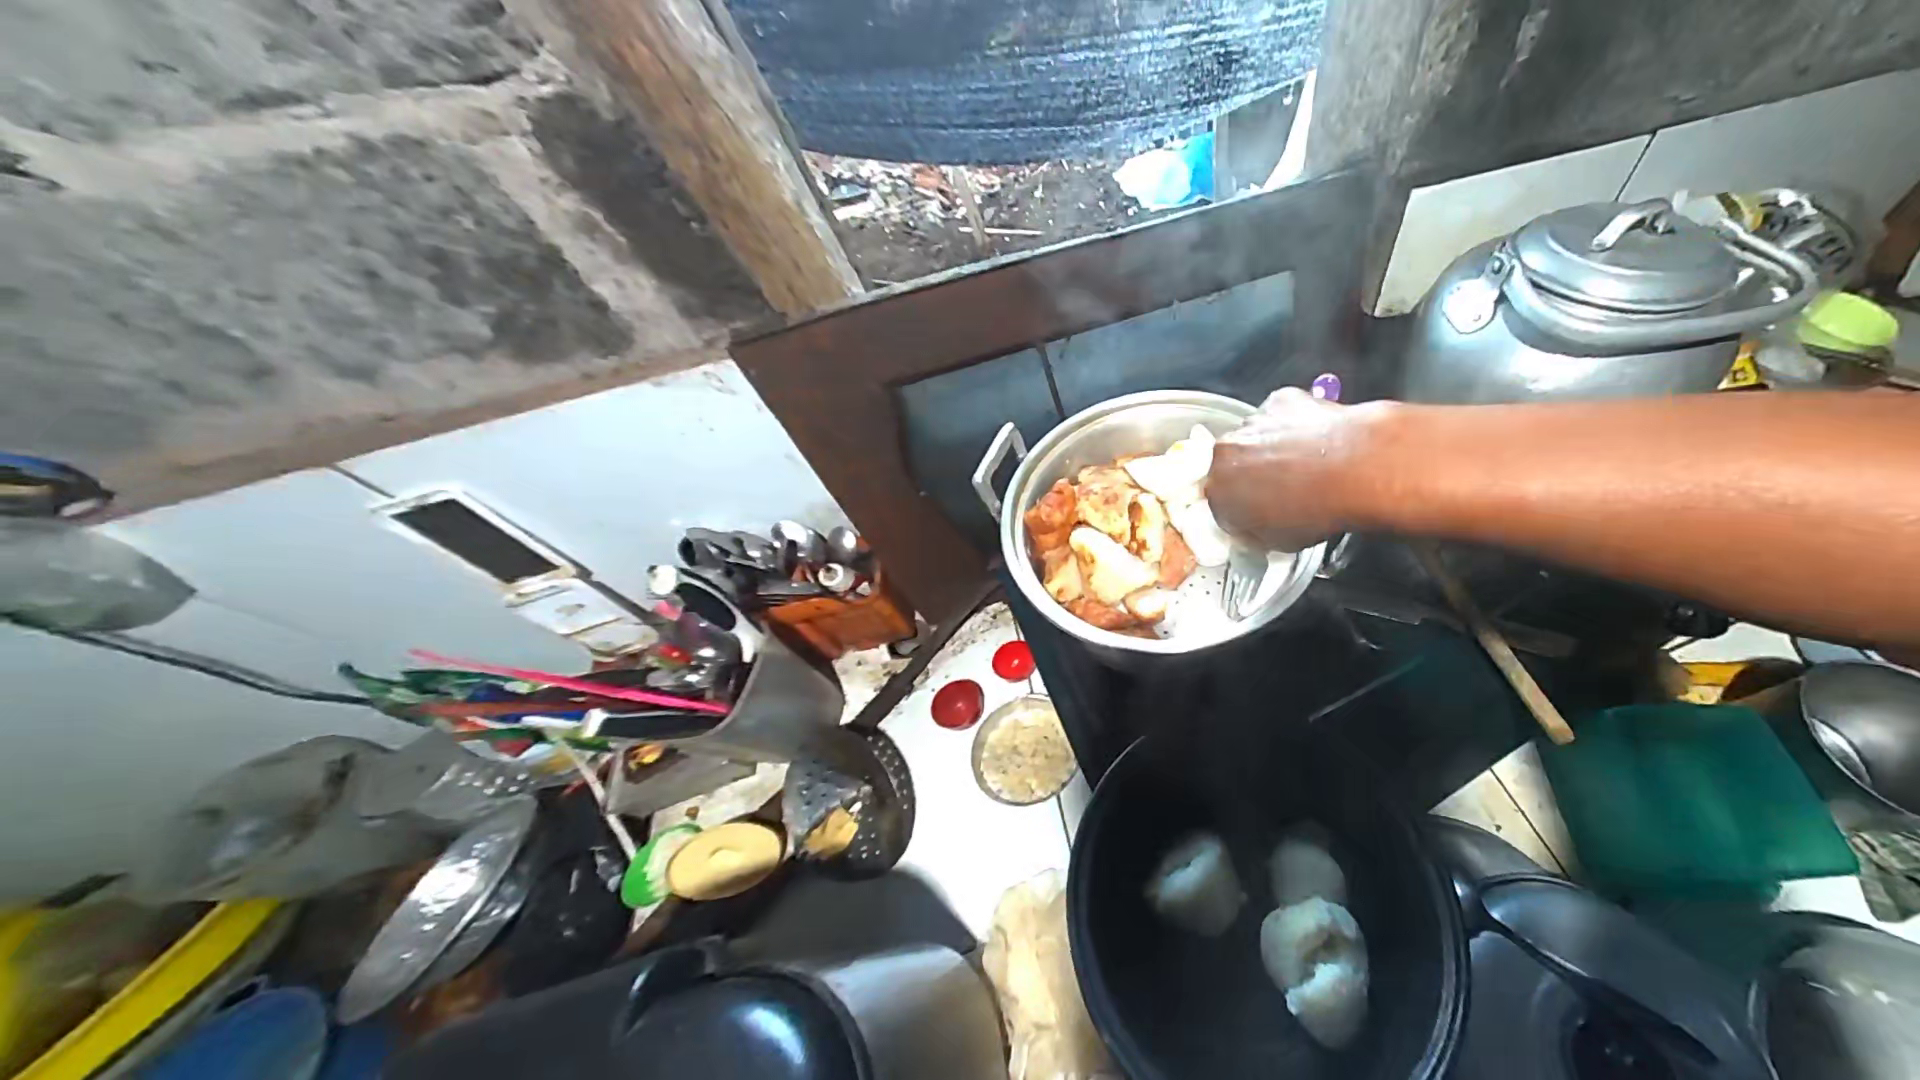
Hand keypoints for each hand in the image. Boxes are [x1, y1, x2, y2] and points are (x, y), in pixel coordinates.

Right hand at [1207, 387, 1377, 550]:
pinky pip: (1280, 414)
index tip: (1258, 512)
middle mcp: (1225, 453)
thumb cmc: (1319, 506)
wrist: (1357, 469)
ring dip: (1272, 447)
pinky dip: (1294, 424)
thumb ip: (1257, 531)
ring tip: (1307, 465)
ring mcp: (1252, 424)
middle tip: (1283, 489)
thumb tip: (1261, 528)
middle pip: (1231, 465)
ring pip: (1255, 437)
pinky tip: (1317, 439)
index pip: (1221, 501)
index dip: (1240, 508)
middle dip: (1251, 474)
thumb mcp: (1280, 541)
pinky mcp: (1280, 402)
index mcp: (1218, 490)